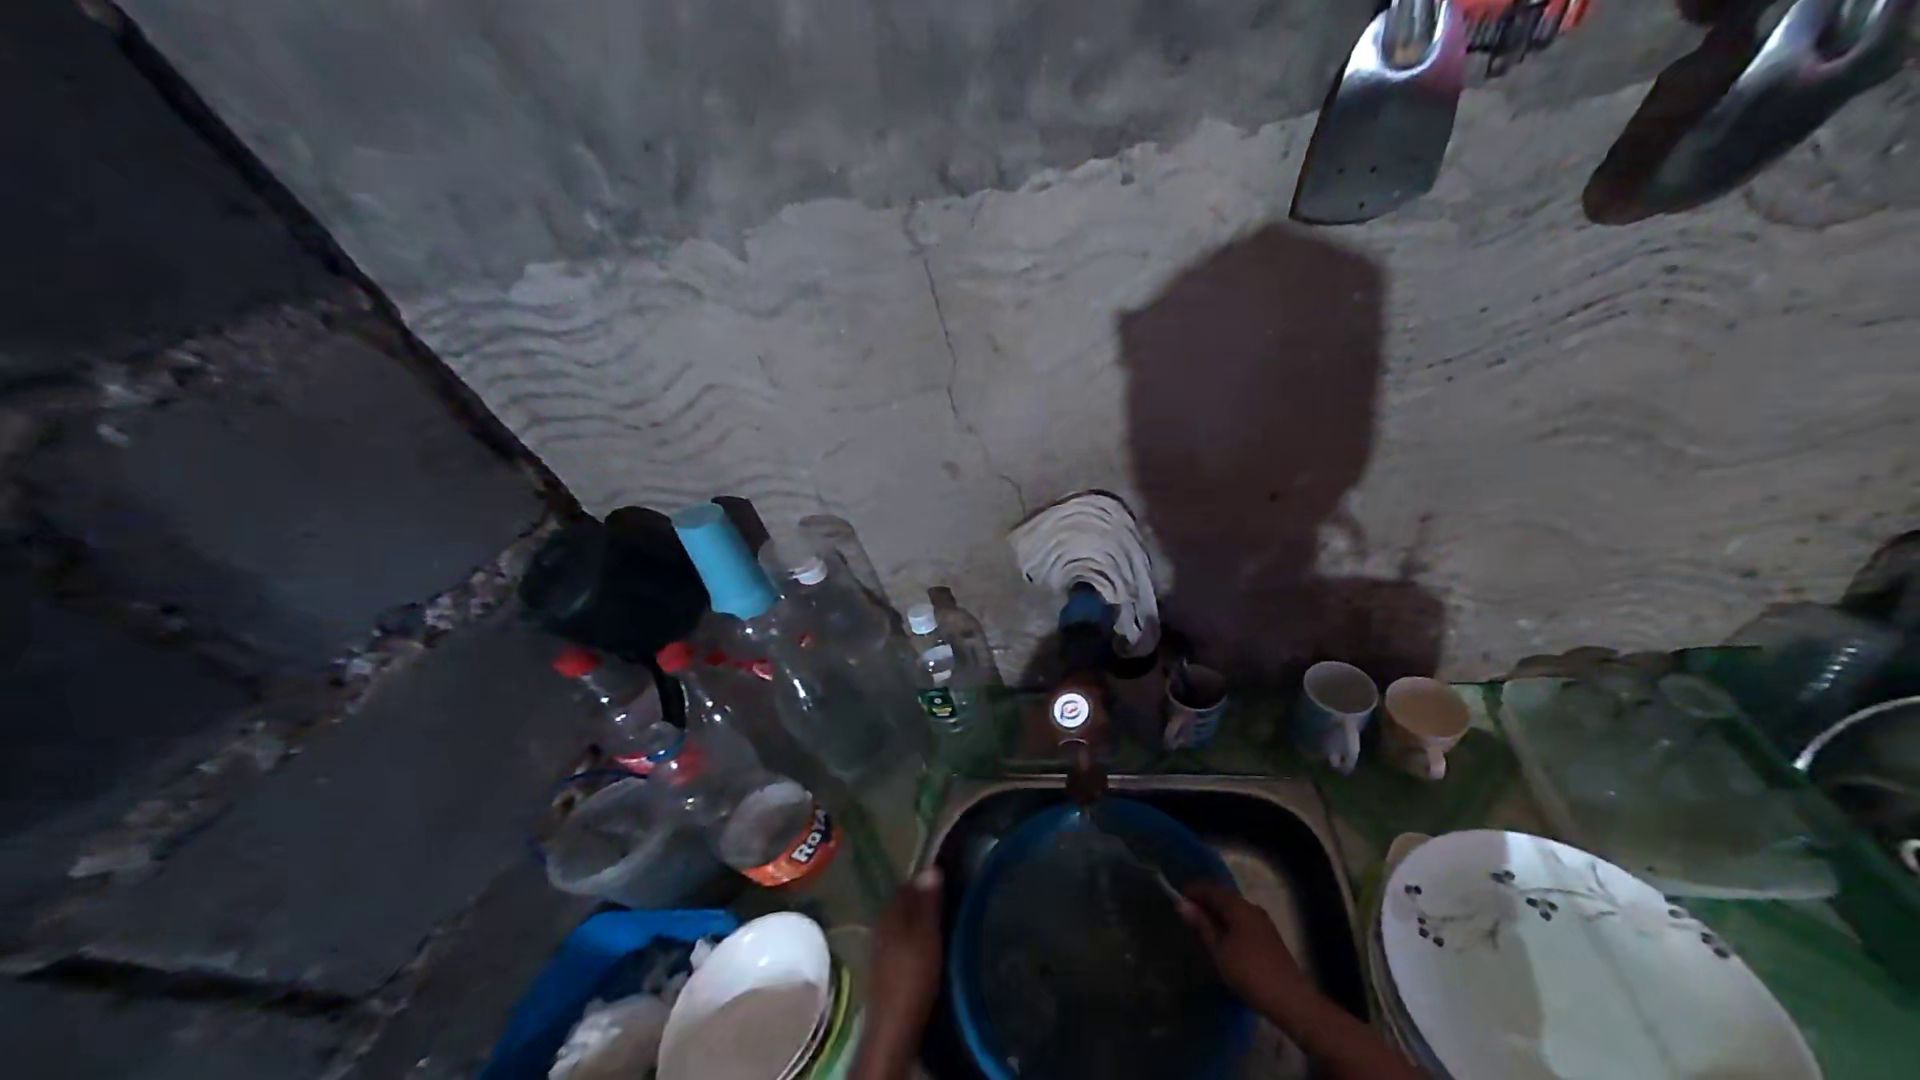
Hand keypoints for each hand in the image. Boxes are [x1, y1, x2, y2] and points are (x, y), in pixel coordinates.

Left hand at [852, 868, 943, 1079]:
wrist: (893, 1026)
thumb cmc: (913, 975)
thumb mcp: (927, 935)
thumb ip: (928, 903)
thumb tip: (930, 867)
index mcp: (889, 913)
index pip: (906, 885)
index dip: (925, 883)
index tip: (947, 885)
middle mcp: (880, 926)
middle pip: (903, 905)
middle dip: (922, 903)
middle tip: (948, 907)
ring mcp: (879, 949)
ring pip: (901, 926)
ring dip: (918, 925)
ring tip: (942, 930)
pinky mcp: (884, 970)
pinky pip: (901, 944)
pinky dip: (914, 943)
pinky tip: (928, 954)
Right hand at [1177, 880, 1310, 1009]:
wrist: (1290, 1000)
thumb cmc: (1249, 972)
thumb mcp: (1218, 949)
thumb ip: (1201, 924)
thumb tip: (1182, 903)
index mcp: (1238, 906)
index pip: (1210, 889)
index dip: (1193, 891)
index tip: (1176, 899)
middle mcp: (1251, 908)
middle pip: (1223, 898)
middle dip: (1205, 903)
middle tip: (1187, 915)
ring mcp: (1263, 923)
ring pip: (1234, 910)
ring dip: (1217, 915)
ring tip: (1203, 929)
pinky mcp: (1269, 938)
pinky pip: (1243, 921)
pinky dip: (1229, 924)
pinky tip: (1224, 940)